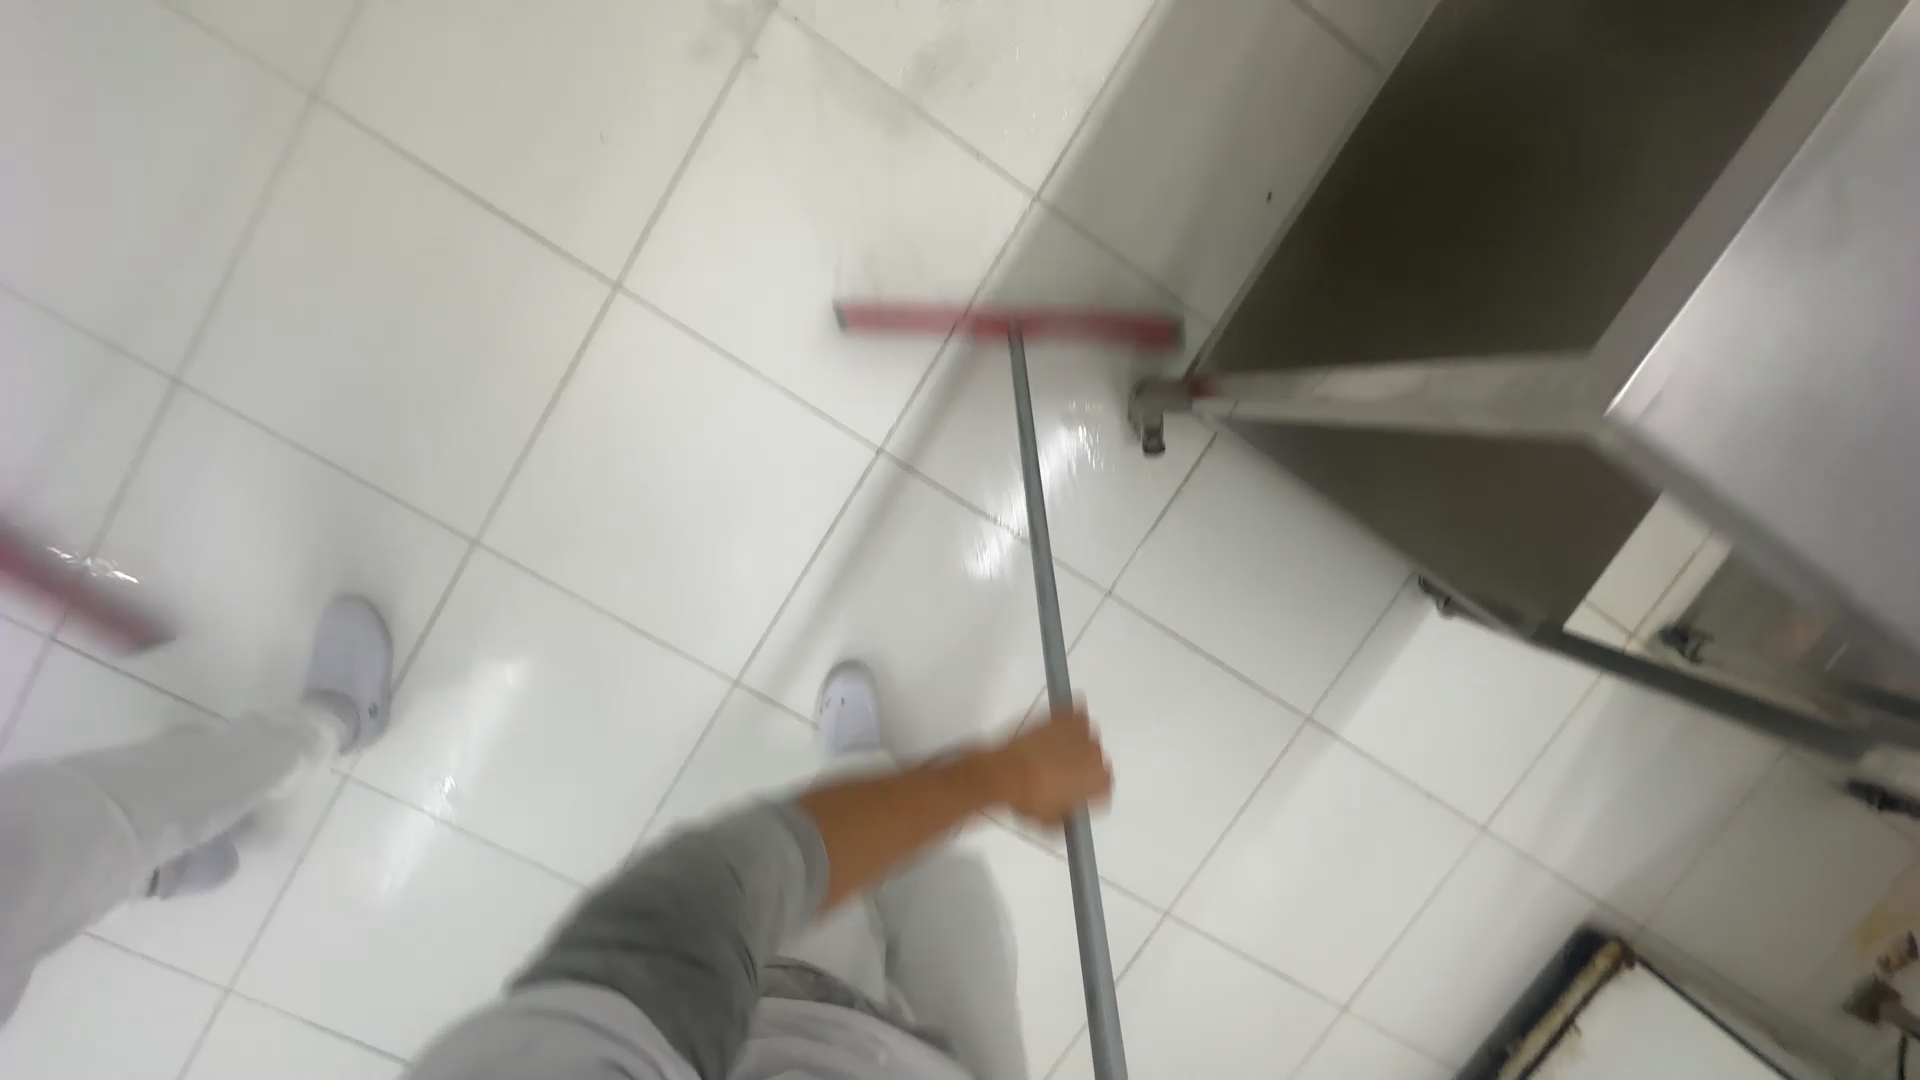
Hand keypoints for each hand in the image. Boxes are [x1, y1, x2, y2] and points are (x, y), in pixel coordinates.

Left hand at [981, 705, 1112, 826]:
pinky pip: (1076, 713)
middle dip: (1082, 765)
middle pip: (1097, 759)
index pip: (1105, 786)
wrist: (1006, 773)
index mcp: (1100, 782)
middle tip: (1061, 772)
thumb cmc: (1030, 799)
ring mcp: (1080, 733)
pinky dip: (1069, 718)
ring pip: (1087, 736)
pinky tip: (1057, 726)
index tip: (1076, 792)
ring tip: (1055, 751)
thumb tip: (1071, 808)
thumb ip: (1071, 813)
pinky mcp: (1064, 716)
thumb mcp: (1053, 820)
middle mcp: (1097, 755)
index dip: (1089, 790)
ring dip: (1075, 742)